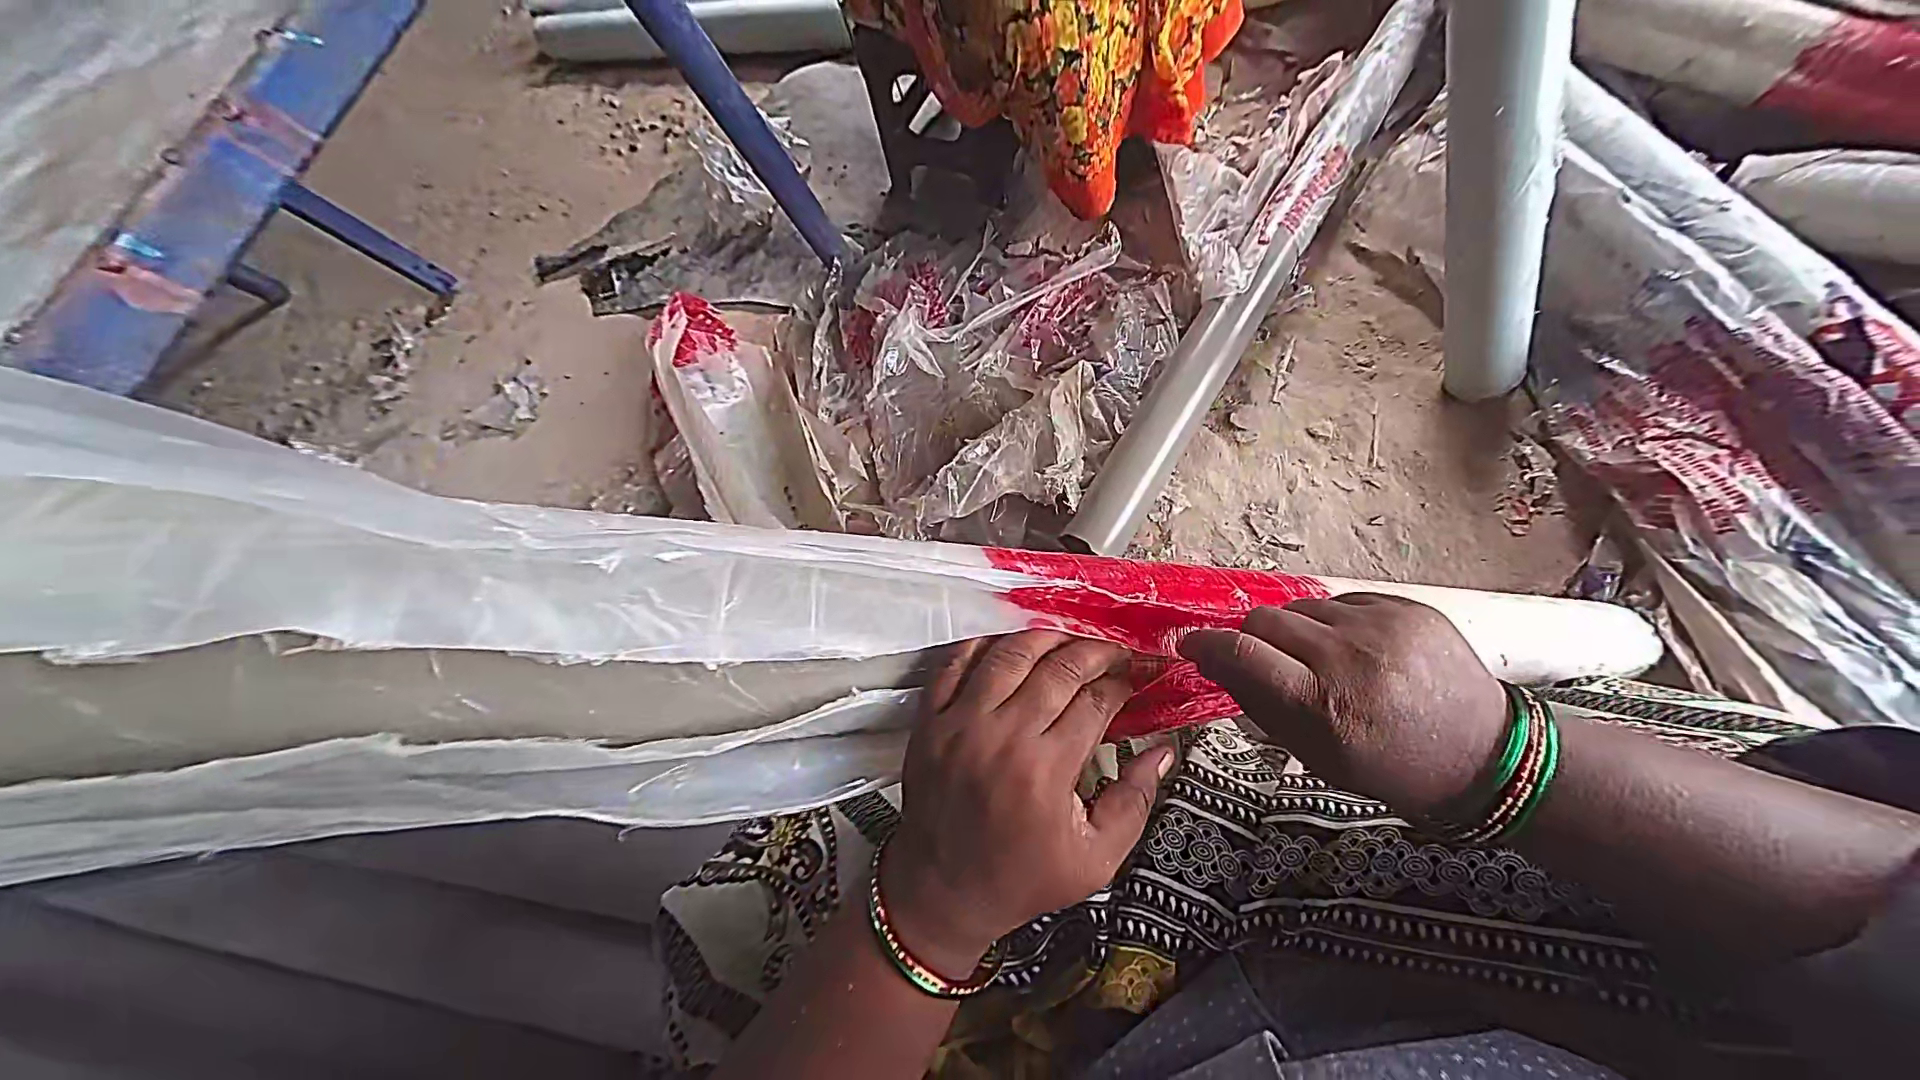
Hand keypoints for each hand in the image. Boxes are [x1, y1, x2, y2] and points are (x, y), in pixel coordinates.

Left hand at [881, 631, 1175, 979]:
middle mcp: (1002, 737)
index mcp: (1046, 770)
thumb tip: (1162, 751)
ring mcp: (960, 724)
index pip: (1095, 701)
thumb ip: (1135, 801)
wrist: (943, 891)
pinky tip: (1006, 646)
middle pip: (1058, 669)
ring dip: (1044, 640)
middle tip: (1111, 655)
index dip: (1122, 682)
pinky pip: (954, 663)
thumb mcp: (1094, 858)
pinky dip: (983, 646)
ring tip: (1067, 643)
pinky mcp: (931, 721)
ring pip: (1009, 655)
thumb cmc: (1019, 878)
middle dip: (1094, 653)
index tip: (1134, 678)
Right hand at [1177, 594, 1507, 818]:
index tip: (1194, 644)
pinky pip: (1340, 602)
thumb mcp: (1313, 753)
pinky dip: (1334, 624)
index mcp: (1324, 703)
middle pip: (1263, 620)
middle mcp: (1350, 657)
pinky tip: (1357, 651)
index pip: (1241, 652)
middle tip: (1270, 662)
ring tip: (1325, 661)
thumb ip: (1258, 703)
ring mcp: (1383, 627)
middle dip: (1254, 640)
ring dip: (1296, 632)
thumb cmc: (1388, 765)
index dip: (1207, 644)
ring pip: (1299, 608)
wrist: (1485, 757)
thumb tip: (1215, 661)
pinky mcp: (1408, 607)